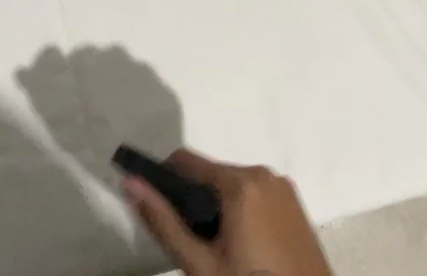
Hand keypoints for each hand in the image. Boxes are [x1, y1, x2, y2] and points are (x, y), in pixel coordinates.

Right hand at [123, 149, 333, 275]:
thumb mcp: (201, 265)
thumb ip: (163, 221)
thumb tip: (130, 182)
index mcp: (239, 182)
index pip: (185, 161)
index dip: (164, 180)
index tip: (158, 210)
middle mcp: (263, 174)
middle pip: (209, 174)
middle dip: (194, 200)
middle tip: (193, 244)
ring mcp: (284, 189)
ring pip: (232, 185)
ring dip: (217, 208)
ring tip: (219, 252)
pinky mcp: (297, 206)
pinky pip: (255, 195)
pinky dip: (241, 213)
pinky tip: (244, 250)